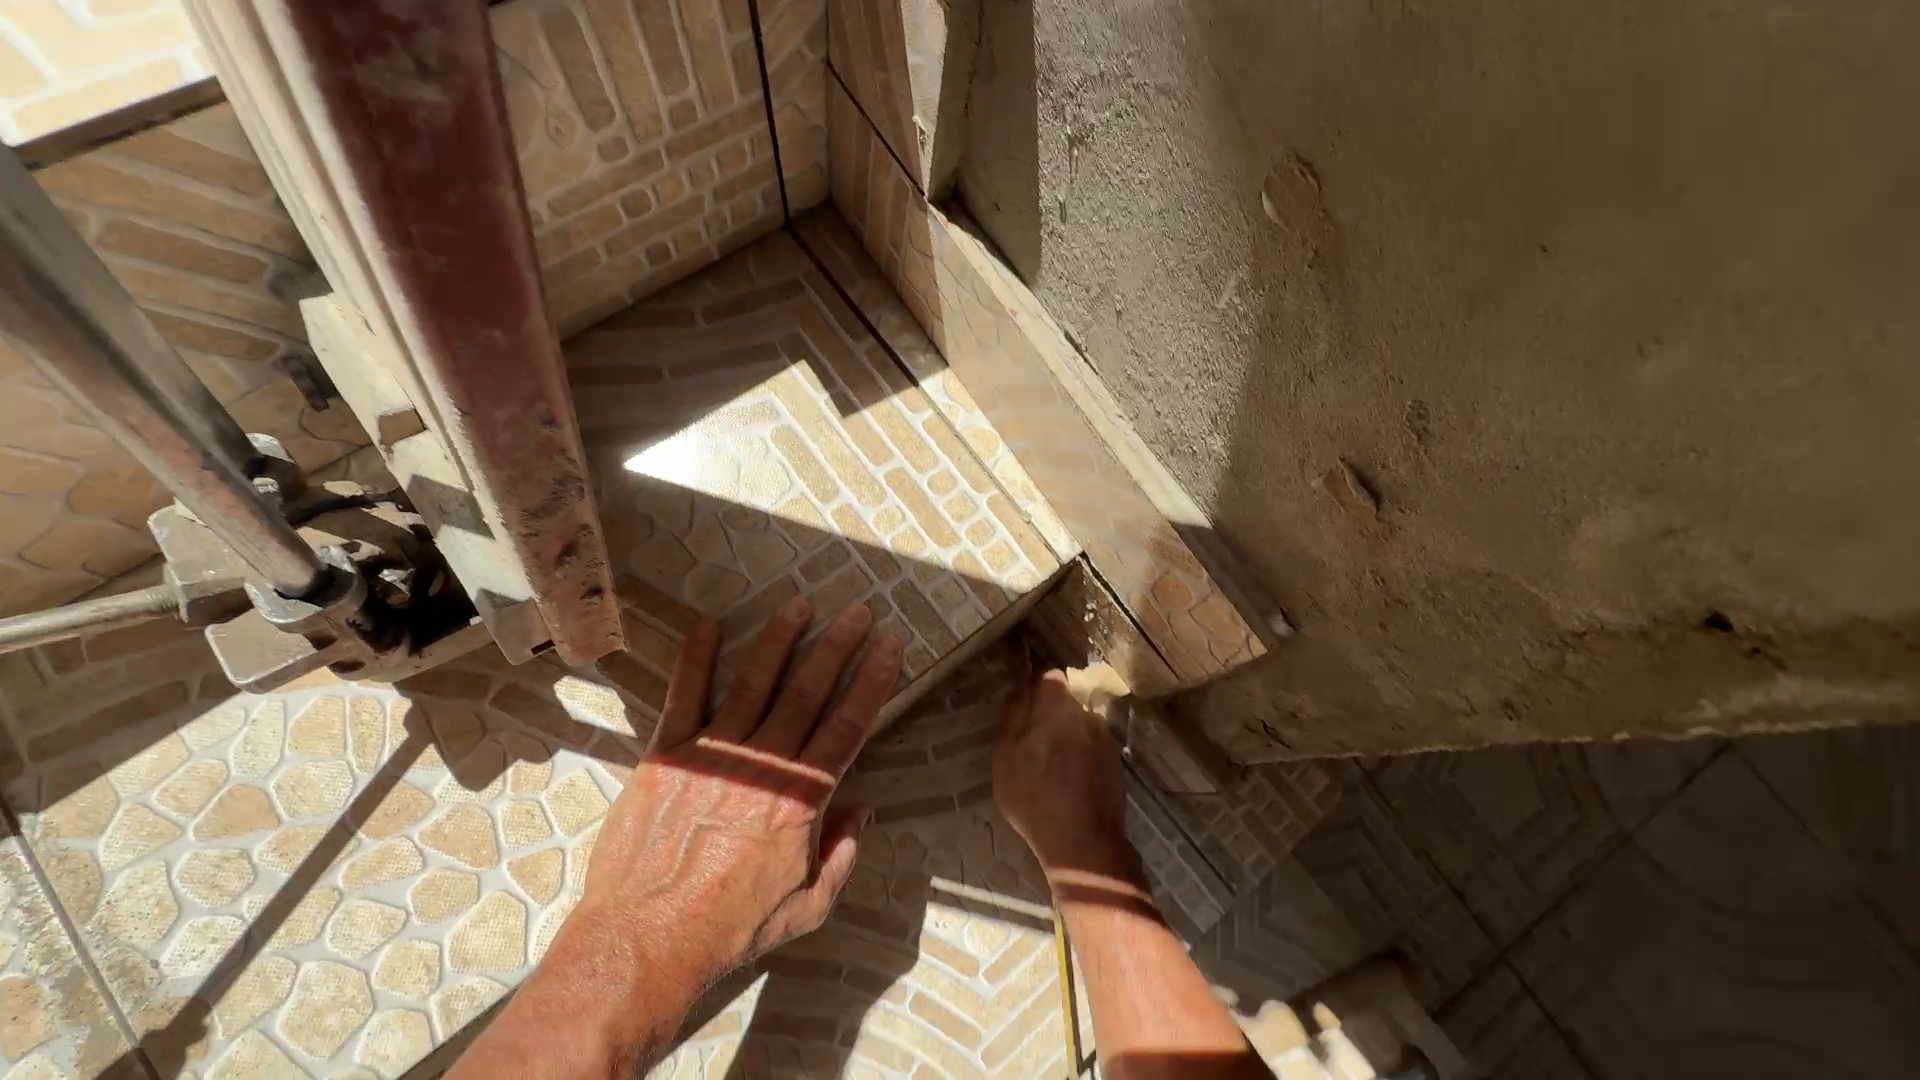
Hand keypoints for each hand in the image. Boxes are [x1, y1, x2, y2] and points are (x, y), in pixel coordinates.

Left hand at [564, 597, 902, 989]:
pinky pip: (684, 696)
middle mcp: (764, 764)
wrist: (644, 940)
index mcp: (802, 799)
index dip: (872, 681)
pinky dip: (697, 658)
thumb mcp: (807, 907)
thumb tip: (863, 810)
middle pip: (808, 692)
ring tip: (799, 604)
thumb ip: (843, 856)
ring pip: (755, 683)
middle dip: (837, 646)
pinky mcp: (667, 754)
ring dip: (779, 640)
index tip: (889, 646)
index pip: (848, 725)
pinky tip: (708, 625)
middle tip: (856, 611)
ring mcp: (714, 753)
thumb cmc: (731, 928)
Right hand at [993, 669, 1135, 878]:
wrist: (1082, 841)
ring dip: (1066, 737)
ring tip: (1050, 770)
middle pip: (1064, 702)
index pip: (1047, 677)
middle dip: (1048, 716)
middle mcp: (1086, 714)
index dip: (1033, 689)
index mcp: (1058, 705)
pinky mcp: (1115, 763)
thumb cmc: (1033, 794)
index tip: (1022, 712)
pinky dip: (1080, 758)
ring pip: (1079, 726)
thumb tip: (1022, 684)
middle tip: (1030, 747)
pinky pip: (1091, 748)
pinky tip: (1069, 784)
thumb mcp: (1006, 752)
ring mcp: (1105, 739)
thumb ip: (1014, 712)